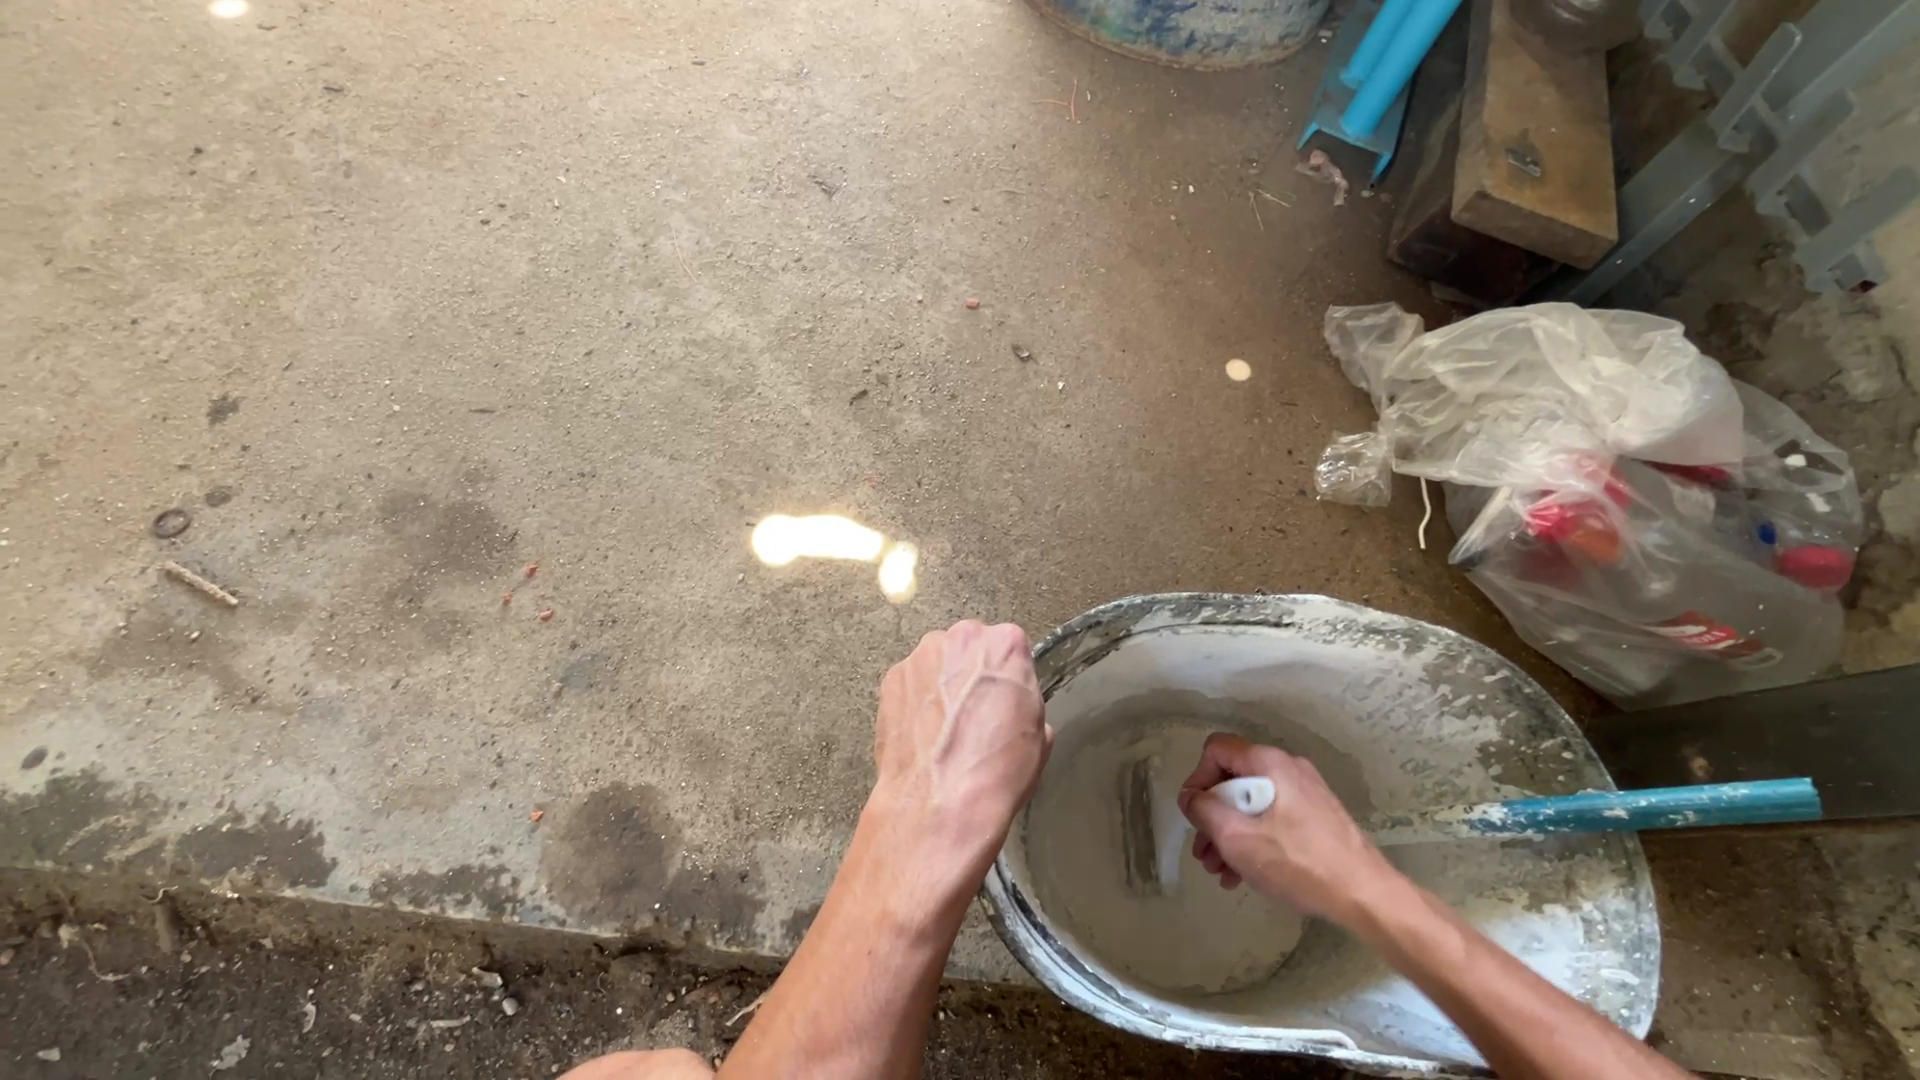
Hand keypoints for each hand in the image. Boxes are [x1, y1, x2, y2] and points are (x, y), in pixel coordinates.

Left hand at [867, 621, 1051, 876]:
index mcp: (1005, 644)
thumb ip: (1024, 699)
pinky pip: (910, 682)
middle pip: (969, 646)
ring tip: (943, 726)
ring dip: (940, 683)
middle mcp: (961, 638)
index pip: (1010, 646)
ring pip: (936, 662)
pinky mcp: (890, 678)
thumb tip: (1011, 706)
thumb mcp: (1038, 734)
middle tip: (973, 710)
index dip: (1007, 675)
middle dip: (970, 671)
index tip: (1004, 697)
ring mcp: (921, 656)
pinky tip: (921, 733)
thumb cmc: (997, 769)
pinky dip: (914, 700)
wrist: (940, 802)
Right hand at [1177, 732, 1402, 925]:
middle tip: (1204, 853)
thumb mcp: (1236, 837)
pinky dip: (1254, 838)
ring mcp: (1305, 791)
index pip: (1216, 750)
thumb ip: (1203, 810)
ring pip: (1252, 803)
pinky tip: (1246, 873)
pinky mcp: (1317, 814)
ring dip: (1230, 833)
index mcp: (1267, 763)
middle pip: (1233, 781)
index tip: (1196, 816)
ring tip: (1221, 871)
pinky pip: (1273, 817)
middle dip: (1212, 817)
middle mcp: (1287, 767)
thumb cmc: (1296, 861)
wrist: (1365, 894)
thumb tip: (1189, 797)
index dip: (1197, 779)